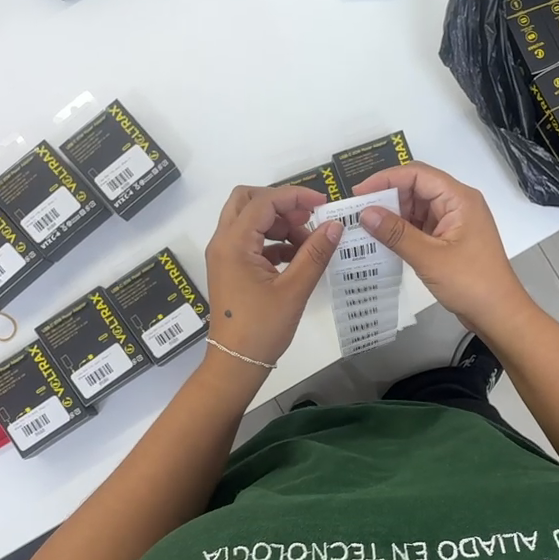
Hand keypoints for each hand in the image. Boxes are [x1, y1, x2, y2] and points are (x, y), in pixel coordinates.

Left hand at [202, 185, 342, 366]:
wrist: (236, 363)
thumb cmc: (262, 329)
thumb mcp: (294, 290)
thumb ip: (315, 254)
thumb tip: (335, 226)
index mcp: (233, 244)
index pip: (264, 201)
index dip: (295, 196)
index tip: (323, 204)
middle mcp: (223, 243)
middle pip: (247, 201)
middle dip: (280, 203)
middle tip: (308, 218)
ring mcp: (225, 256)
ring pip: (249, 220)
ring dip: (279, 223)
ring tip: (308, 244)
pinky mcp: (231, 269)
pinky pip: (251, 241)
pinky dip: (274, 241)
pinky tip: (297, 258)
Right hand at [352, 164, 533, 333]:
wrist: (498, 313)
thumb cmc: (470, 283)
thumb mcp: (429, 257)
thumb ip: (396, 233)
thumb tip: (365, 213)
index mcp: (459, 198)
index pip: (417, 174)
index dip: (385, 179)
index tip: (358, 193)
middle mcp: (457, 203)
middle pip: (416, 188)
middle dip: (387, 197)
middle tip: (357, 212)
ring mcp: (454, 222)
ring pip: (417, 208)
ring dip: (393, 215)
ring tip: (364, 227)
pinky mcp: (449, 239)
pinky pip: (421, 226)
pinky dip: (402, 231)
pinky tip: (382, 240)